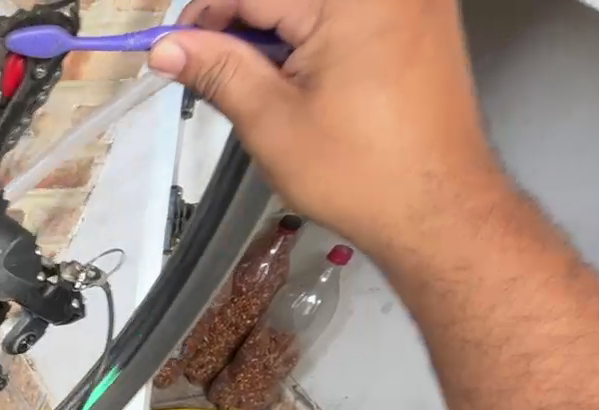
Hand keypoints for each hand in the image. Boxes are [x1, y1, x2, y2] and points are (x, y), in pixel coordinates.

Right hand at [149, 0, 510, 260]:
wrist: (432, 201)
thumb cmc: (350, 168)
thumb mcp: (269, 120)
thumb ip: (219, 71)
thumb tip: (165, 48)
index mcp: (350, 0)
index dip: (203, 14)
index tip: (169, 51)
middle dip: (236, 20)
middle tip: (204, 68)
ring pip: (312, 2)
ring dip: (270, 29)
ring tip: (249, 78)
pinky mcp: (421, 14)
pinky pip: (347, 9)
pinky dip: (308, 30)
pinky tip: (291, 71)